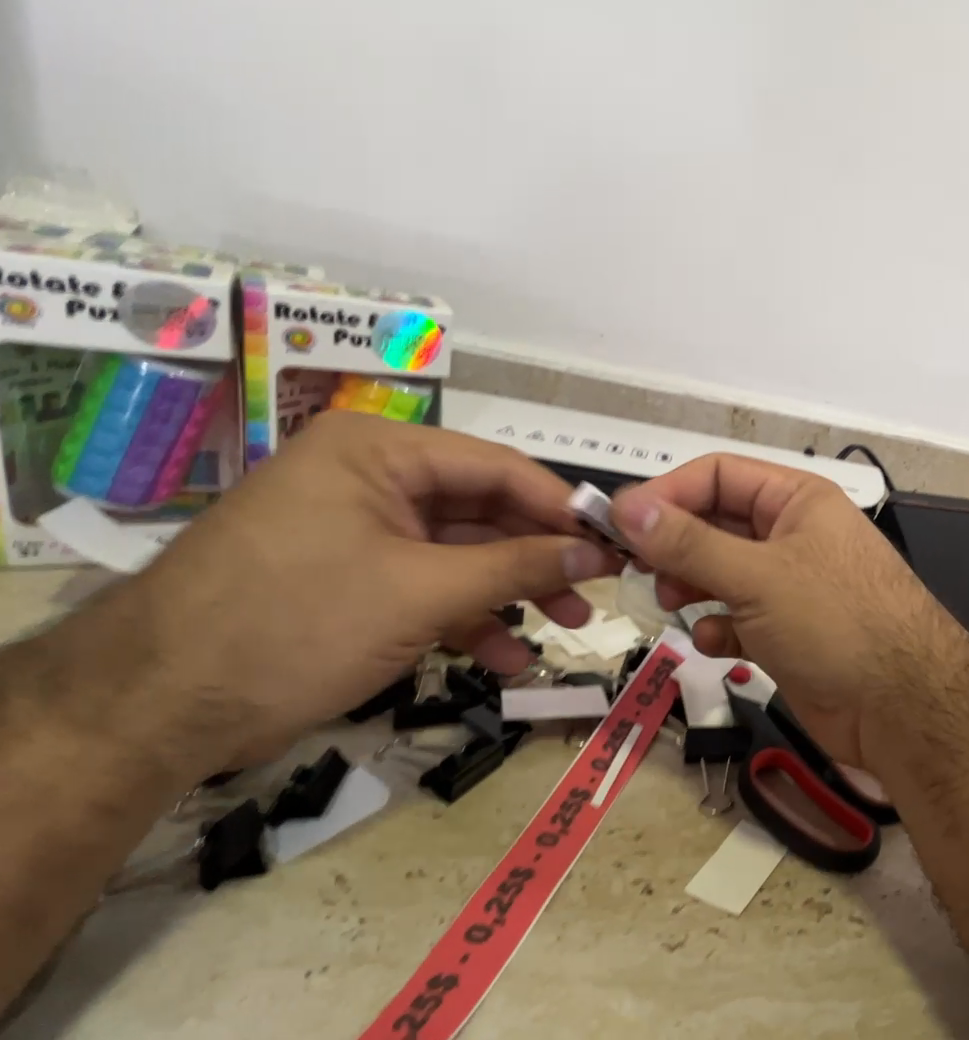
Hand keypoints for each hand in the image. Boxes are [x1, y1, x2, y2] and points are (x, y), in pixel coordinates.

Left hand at [36, 412, 620, 777]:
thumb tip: (602, 554)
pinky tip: (506, 657)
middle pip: (485, 512)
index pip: (499, 468)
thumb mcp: (424, 593)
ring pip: (463, 554)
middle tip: (599, 592)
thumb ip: (521, 567)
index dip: (564, 509)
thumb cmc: (296, 624)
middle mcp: (371, 480)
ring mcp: (359, 531)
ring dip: (514, 594)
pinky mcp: (350, 578)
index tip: (618, 543)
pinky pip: (429, 586)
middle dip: (541, 559)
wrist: (154, 710)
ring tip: (568, 628)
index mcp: (378, 453)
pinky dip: (469, 618)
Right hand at [611, 455, 964, 767]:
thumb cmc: (836, 622)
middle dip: (675, 546)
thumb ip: (690, 543)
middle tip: (634, 571)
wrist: (900, 705)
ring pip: (721, 573)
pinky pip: (737, 617)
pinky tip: (714, 642)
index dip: (667, 494)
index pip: (718, 476)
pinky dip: (719, 627)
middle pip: (715, 524)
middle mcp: (794, 535)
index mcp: (798, 500)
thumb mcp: (758, 575)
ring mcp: (792, 585)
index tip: (617, 524)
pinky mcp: (788, 631)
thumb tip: (628, 507)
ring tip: (670, 602)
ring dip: (692, 586)